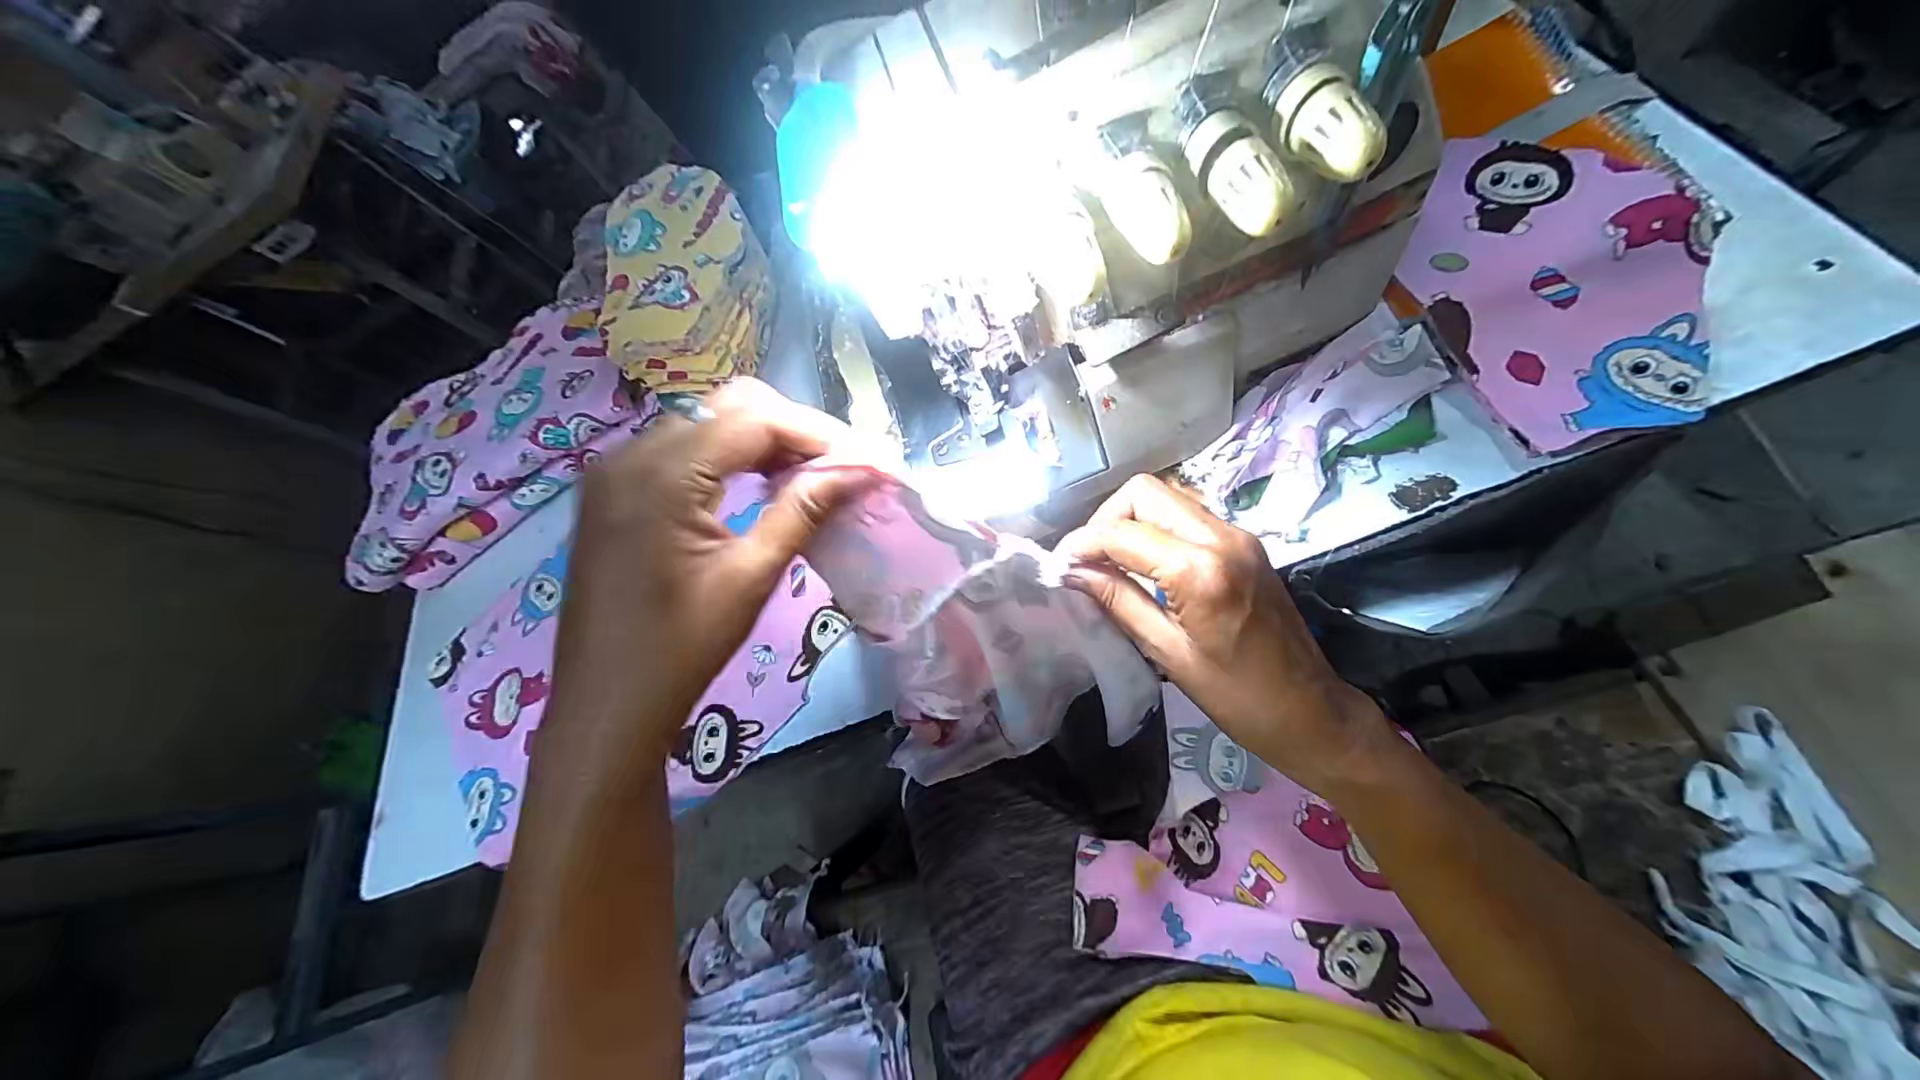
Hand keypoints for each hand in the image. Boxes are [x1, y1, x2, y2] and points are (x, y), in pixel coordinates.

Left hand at [547, 380, 876, 767]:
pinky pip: (680, 451)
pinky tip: (762, 483)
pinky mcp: (613, 492)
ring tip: (813, 474)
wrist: (605, 707)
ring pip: (704, 425)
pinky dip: (727, 458)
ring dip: (762, 441)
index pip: (753, 420)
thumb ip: (804, 511)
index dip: (817, 433)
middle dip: (792, 430)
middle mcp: (630, 455)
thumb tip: (862, 470)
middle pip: (727, 411)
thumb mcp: (751, 576)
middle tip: (843, 465)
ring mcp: (614, 471)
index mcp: (661, 474)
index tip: (866, 457)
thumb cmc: (682, 649)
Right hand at [1057, 475, 1392, 793]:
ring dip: (1132, 520)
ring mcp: (1238, 535)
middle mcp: (1222, 537)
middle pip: (1144, 492)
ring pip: (1167, 496)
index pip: (1121, 533)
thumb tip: (1072, 572)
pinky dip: (1157, 527)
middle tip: (1090, 560)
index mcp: (1200, 571)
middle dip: (1106, 519)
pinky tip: (1147, 563)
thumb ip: (1117, 601)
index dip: (1081, 544)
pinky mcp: (1245, 542)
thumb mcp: (1167, 652)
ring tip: (1114, 561)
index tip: (1060, 565)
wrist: (1311, 709)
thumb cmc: (1236, 696)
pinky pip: (1188, 514)